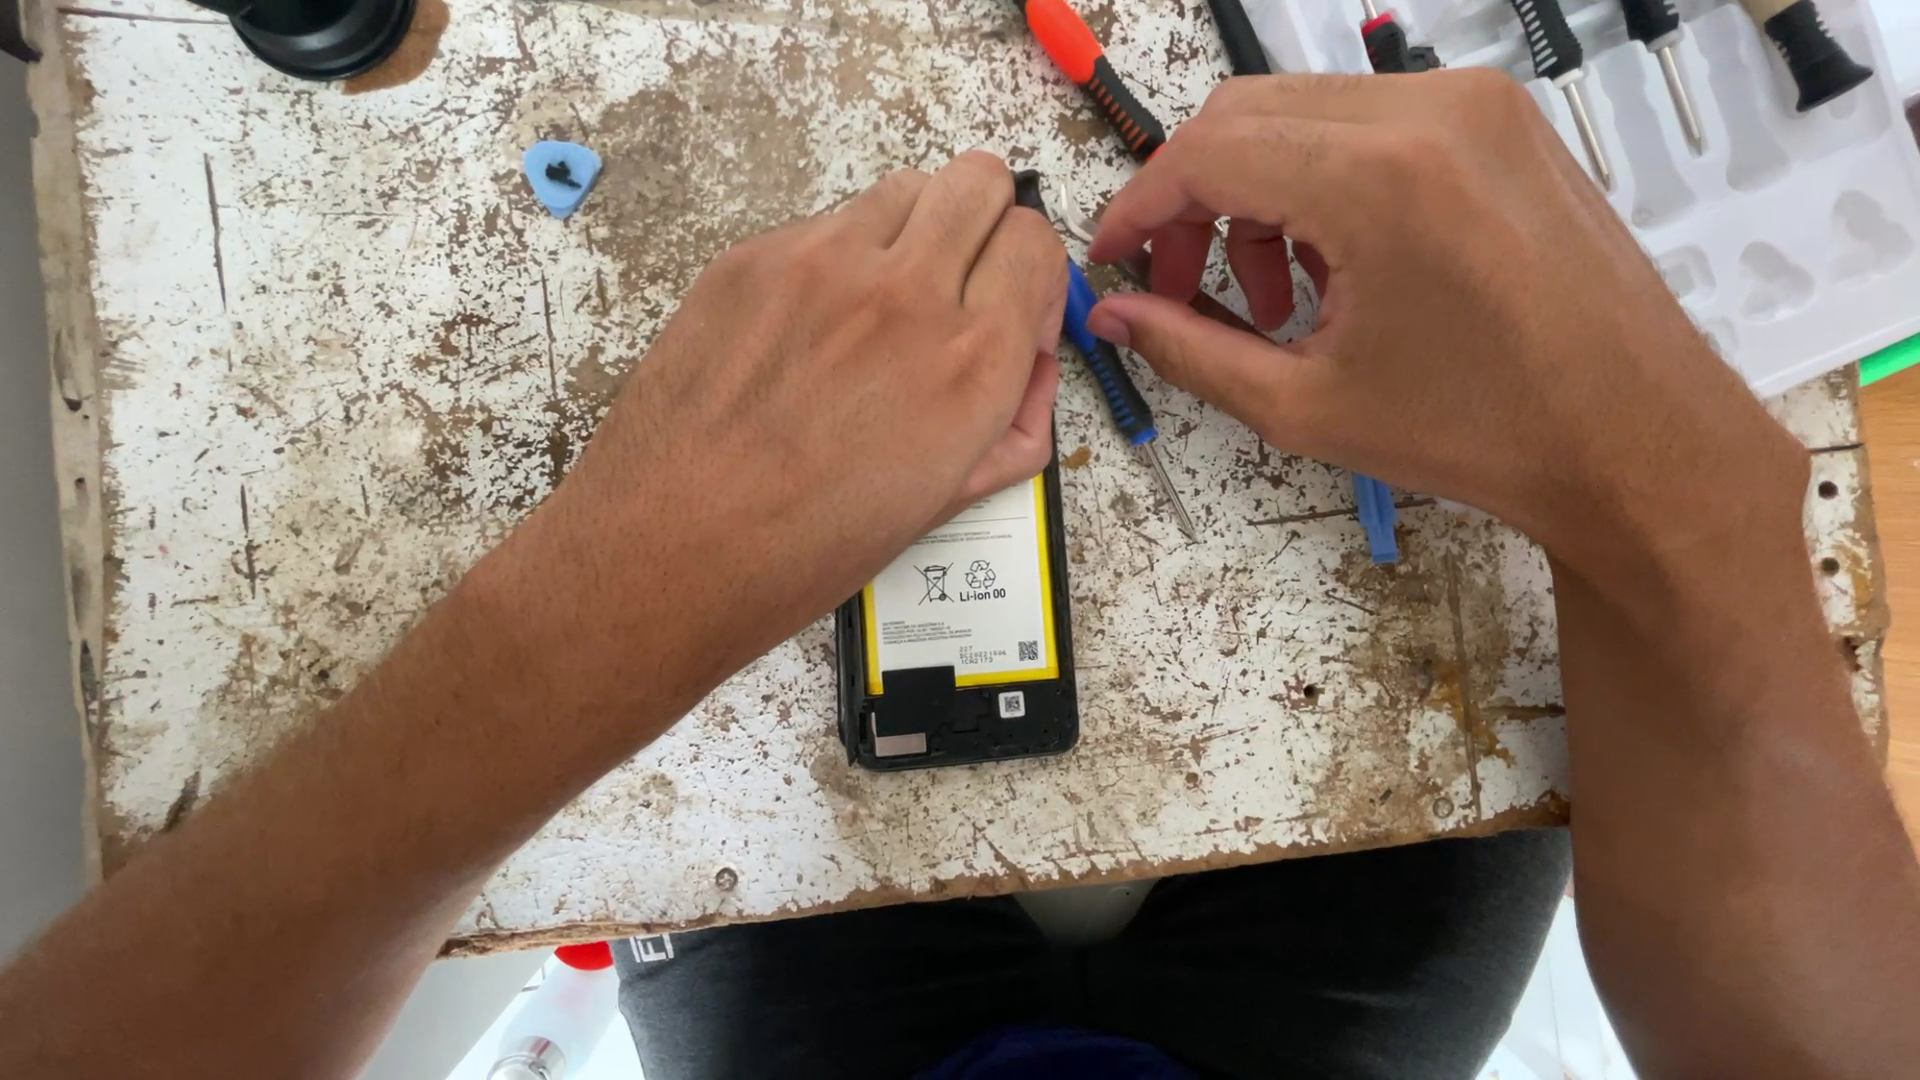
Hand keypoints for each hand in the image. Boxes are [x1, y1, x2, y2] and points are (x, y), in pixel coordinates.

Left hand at [477, 152, 1067, 718]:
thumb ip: (1014, 427)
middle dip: (986, 231)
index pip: (1038, 247)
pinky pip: (828, 224)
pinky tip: (813, 327)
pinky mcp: (754, 257)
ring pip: (907, 189)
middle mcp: (908, 294)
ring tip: (885, 306)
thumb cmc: (811, 547)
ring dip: (916, 234)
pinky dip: (843, 259)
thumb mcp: (944, 504)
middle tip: (960, 290)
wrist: (677, 546)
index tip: (1010, 320)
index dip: (1032, 283)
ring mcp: (824, 263)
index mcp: (971, 364)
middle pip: (982, 182)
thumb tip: (1029, 369)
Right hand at [1084, 73, 1804, 579]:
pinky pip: (1361, 126)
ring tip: (1264, 295)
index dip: (1137, 208)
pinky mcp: (1498, 121)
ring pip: (1298, 115)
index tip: (1108, 262)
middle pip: (1243, 115)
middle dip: (1186, 201)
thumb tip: (1107, 317)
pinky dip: (1310, 186)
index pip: (1206, 153)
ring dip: (1248, 196)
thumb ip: (1185, 350)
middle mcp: (1427, 109)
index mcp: (1377, 179)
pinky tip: (1325, 268)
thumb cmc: (1465, 433)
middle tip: (1175, 287)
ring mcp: (1474, 103)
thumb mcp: (1298, 405)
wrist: (1630, 436)